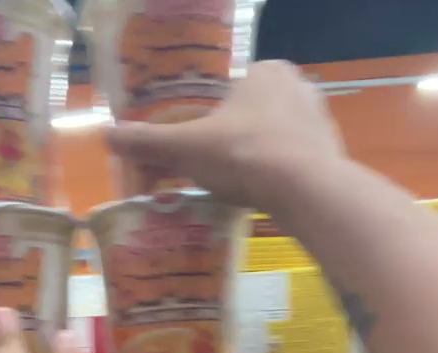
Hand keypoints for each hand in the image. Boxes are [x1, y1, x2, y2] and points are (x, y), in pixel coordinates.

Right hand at [106, 60, 344, 213]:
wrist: (304, 189)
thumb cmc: (243, 156)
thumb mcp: (187, 149)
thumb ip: (150, 143)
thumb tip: (107, 135)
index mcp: (265, 71)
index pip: (229, 91)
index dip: (211, 119)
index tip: (200, 147)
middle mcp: (298, 85)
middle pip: (252, 115)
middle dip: (235, 141)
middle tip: (216, 172)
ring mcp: (319, 118)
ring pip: (276, 138)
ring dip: (258, 159)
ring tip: (240, 187)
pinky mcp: (330, 151)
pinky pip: (296, 161)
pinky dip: (280, 177)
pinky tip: (266, 197)